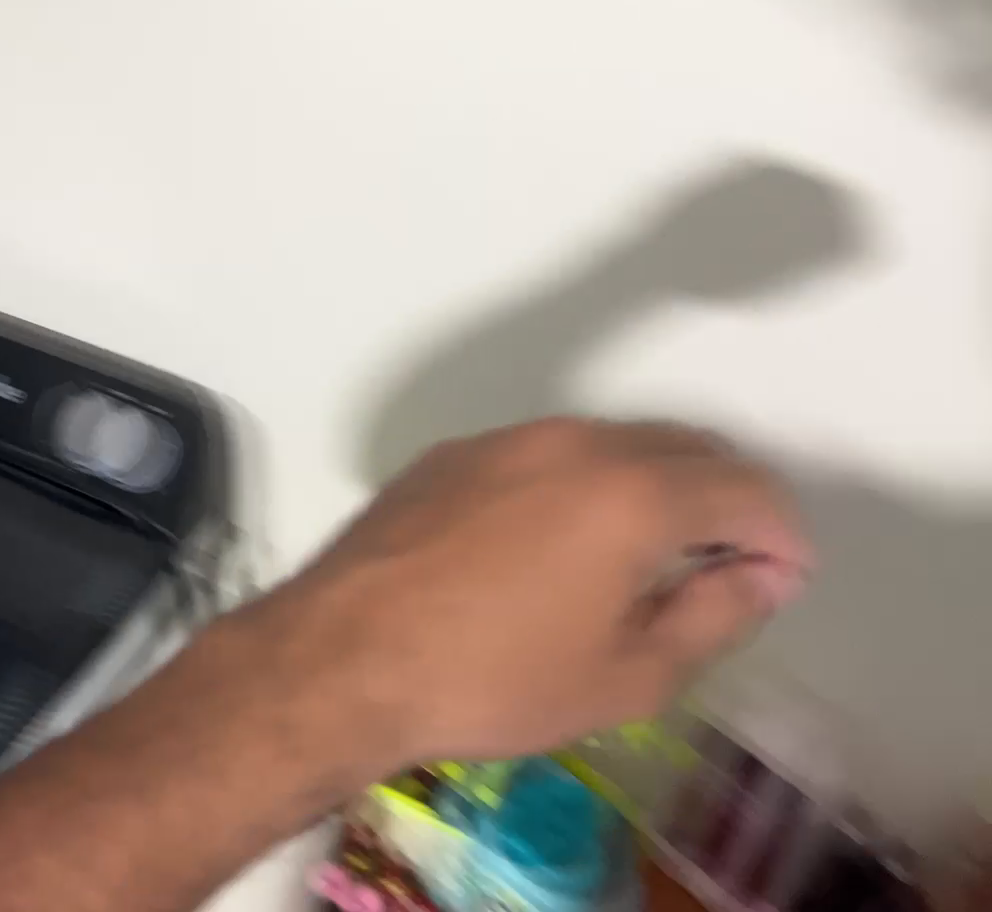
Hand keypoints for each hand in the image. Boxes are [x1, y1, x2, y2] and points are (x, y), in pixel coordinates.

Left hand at [230, 418, 812, 793]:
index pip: (745, 485)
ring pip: (597, 442)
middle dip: (715, 496)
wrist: (342, 652)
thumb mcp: (628, 676)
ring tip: (626, 554)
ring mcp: (489, 443)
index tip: (768, 580)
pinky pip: (530, 455)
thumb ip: (713, 613)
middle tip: (710, 563)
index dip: (776, 535)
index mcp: (625, 491)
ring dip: (637, 483)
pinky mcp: (437, 457)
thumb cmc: (488, 677)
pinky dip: (565, 482)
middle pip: (674, 445)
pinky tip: (543, 539)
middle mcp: (558, 444)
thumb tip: (755, 571)